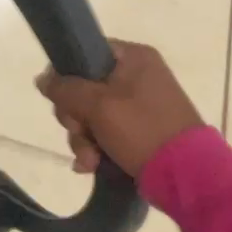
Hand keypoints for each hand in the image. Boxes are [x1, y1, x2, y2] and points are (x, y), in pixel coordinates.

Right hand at [34, 40, 202, 178]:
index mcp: (133, 57)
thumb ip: (65, 89)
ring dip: (83, 139)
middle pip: (83, 88)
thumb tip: (42, 79)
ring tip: (89, 161)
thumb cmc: (143, 131)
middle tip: (79, 133)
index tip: (63, 101)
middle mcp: (137, 75)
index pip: (83, 54)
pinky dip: (96, 147)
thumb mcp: (98, 106)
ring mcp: (139, 103)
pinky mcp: (140, 129)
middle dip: (75, 118)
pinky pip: (105, 131)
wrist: (189, 178)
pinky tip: (92, 166)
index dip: (65, 78)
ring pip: (91, 114)